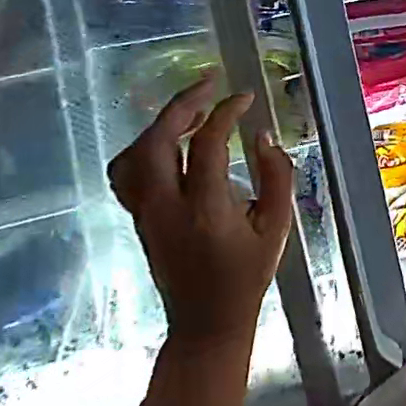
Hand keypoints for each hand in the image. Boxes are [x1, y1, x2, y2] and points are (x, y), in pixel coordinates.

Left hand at [107, 77, 295, 345]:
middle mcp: (167, 207)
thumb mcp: (277, 227)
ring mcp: (146, 213)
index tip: (245, 98)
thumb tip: (261, 136)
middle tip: (210, 84)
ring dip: (162, 123)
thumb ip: (277, 176)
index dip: (226, 113)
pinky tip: (171, 140)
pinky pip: (128, 171)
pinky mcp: (139, 217)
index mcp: (205, 210)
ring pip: (135, 154)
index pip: (207, 145)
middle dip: (183, 104)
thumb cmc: (247, 275)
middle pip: (158, 141)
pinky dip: (145, 146)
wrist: (206, 322)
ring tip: (193, 109)